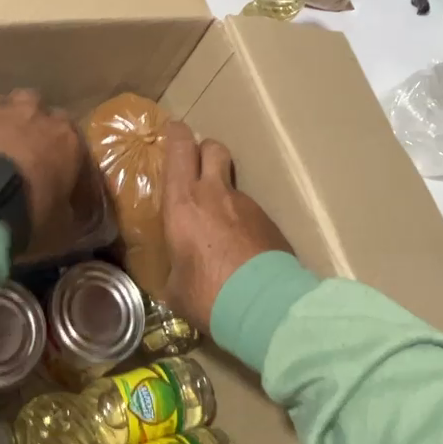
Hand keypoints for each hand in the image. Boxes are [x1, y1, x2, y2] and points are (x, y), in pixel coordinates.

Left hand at [0, 90, 83, 250]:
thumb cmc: (27, 211)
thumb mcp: (60, 225)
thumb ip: (67, 211)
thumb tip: (67, 212)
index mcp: (67, 137)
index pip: (75, 144)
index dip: (66, 163)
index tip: (59, 183)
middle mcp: (35, 113)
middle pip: (38, 114)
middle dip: (32, 130)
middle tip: (24, 157)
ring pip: (4, 109)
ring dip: (2, 125)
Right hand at [162, 123, 293, 329]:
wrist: (267, 309)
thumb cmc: (209, 294)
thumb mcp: (176, 288)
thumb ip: (173, 270)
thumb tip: (175, 278)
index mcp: (184, 202)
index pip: (180, 147)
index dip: (176, 134)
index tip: (171, 134)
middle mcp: (215, 194)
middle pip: (213, 147)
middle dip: (204, 150)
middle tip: (196, 170)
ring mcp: (247, 205)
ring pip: (232, 183)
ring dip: (224, 195)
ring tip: (219, 229)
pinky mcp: (270, 223)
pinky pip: (250, 212)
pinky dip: (243, 222)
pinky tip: (241, 251)